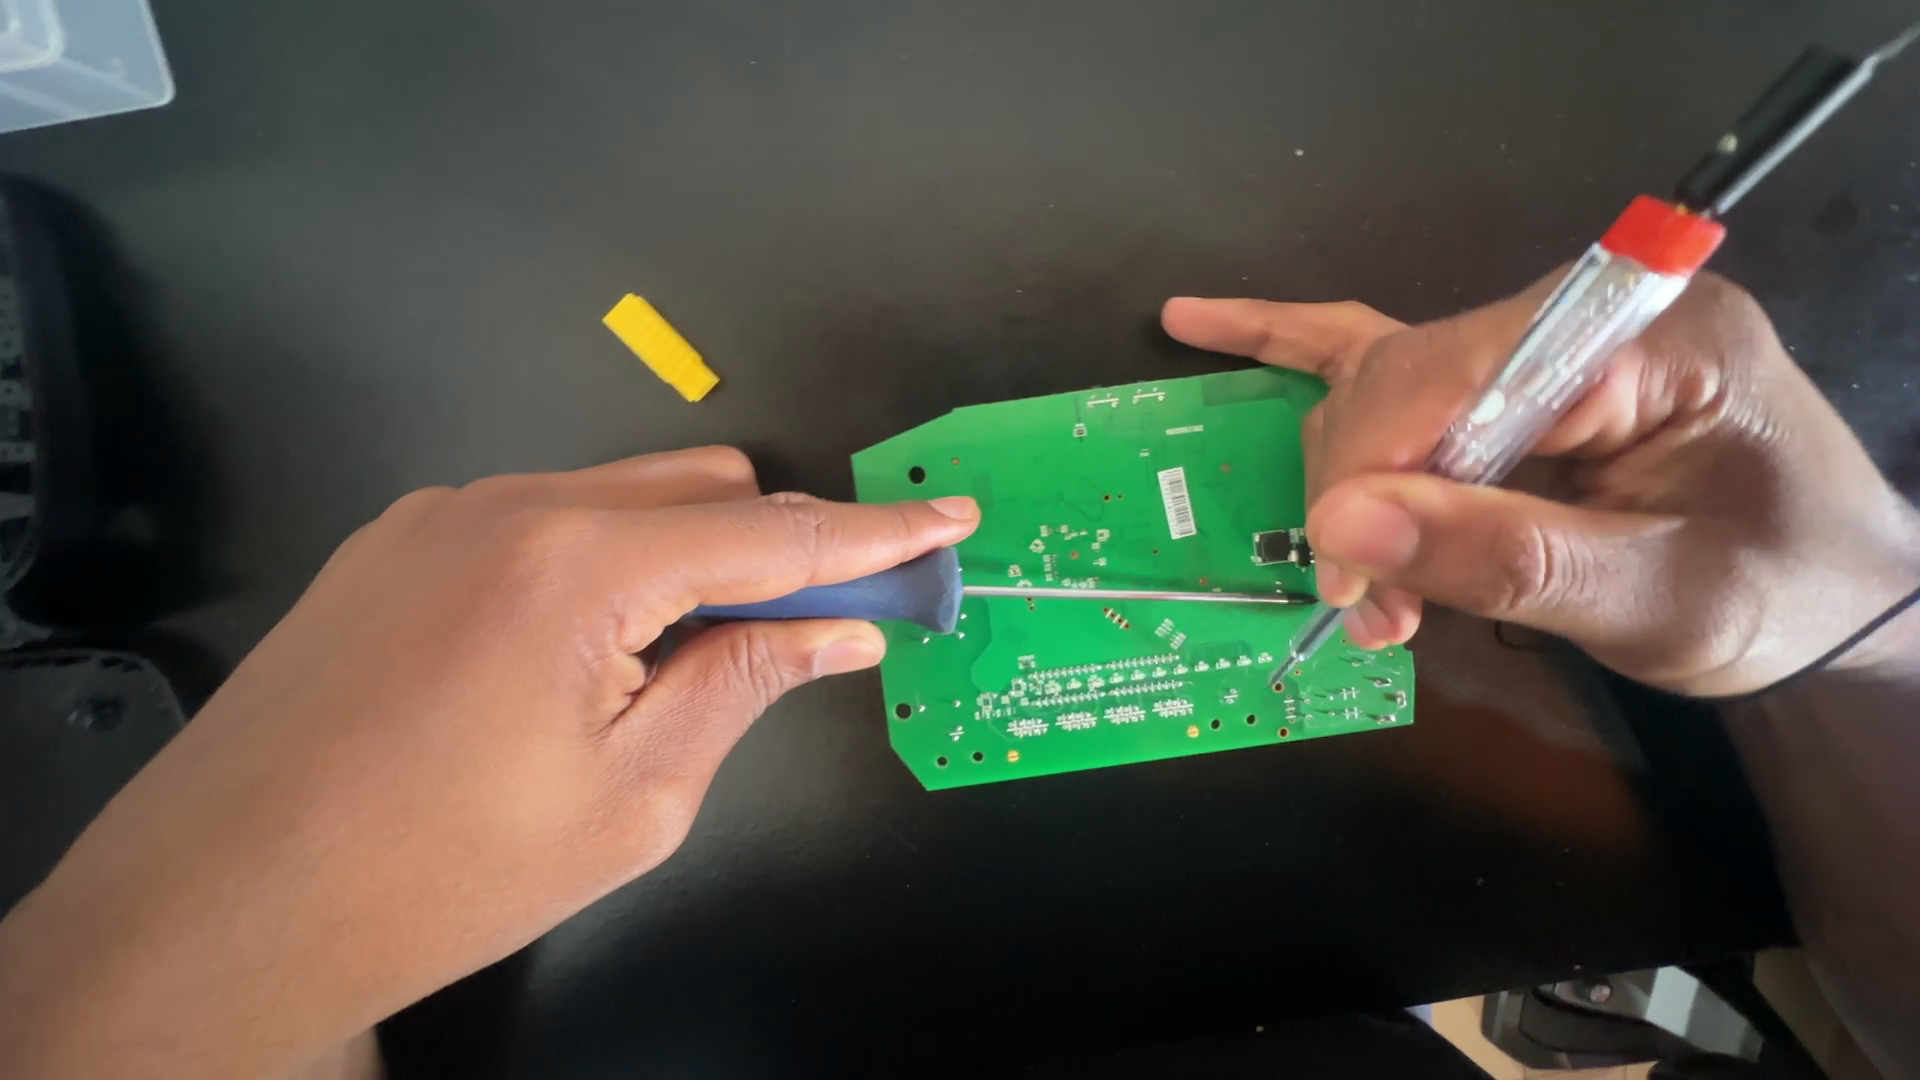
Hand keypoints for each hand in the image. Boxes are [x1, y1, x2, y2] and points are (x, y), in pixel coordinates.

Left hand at [0, 446, 979, 1078]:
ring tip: (690, 651)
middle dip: (785, 546)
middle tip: (816, 620)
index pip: (777, 536)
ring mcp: (455, 509)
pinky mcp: (409, 534)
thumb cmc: (451, 872)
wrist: (207, 921)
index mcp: (584, 568)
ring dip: (702, 552)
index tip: (952, 515)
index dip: (879, 531)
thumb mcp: (643, 793)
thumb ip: (753, 677)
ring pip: (639, 490)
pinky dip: (623, 558)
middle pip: (715, 488)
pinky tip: (596, 644)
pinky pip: (564, 512)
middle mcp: (520, 503)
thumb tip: (844, 628)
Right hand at [1164, 274, 1919, 695]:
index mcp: (1643, 342)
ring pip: (1361, 394)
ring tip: (1371, 596)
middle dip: (1357, 504)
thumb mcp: (1651, 598)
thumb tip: (1340, 529)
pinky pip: (1354, 349)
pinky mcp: (1474, 383)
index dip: (1375, 472)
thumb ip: (1497, 555)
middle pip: (1392, 385)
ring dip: (1343, 498)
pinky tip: (1196, 322)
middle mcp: (1566, 321)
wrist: (1812, 598)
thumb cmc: (1767, 595)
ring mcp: (1512, 345)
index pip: (1451, 376)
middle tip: (1366, 607)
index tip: (1348, 580)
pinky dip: (1275, 341)